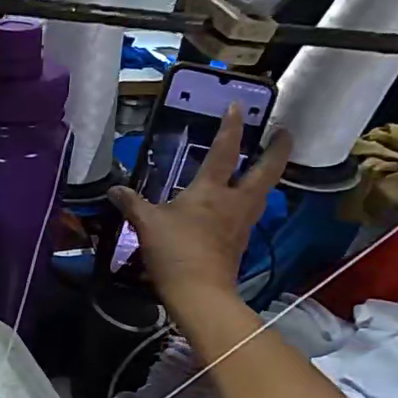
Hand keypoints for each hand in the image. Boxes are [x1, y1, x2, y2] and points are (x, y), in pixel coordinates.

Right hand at [110, 106, 290, 299]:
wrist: (199, 290)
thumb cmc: (175, 250)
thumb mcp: (146, 223)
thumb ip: (131, 203)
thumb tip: (113, 190)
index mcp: (211, 191)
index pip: (224, 151)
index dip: (231, 128)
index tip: (236, 107)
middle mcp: (235, 201)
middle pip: (265, 170)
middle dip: (276, 150)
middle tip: (283, 133)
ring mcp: (242, 222)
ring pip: (263, 191)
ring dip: (268, 175)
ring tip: (264, 166)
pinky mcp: (239, 241)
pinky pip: (250, 212)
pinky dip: (250, 200)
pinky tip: (241, 202)